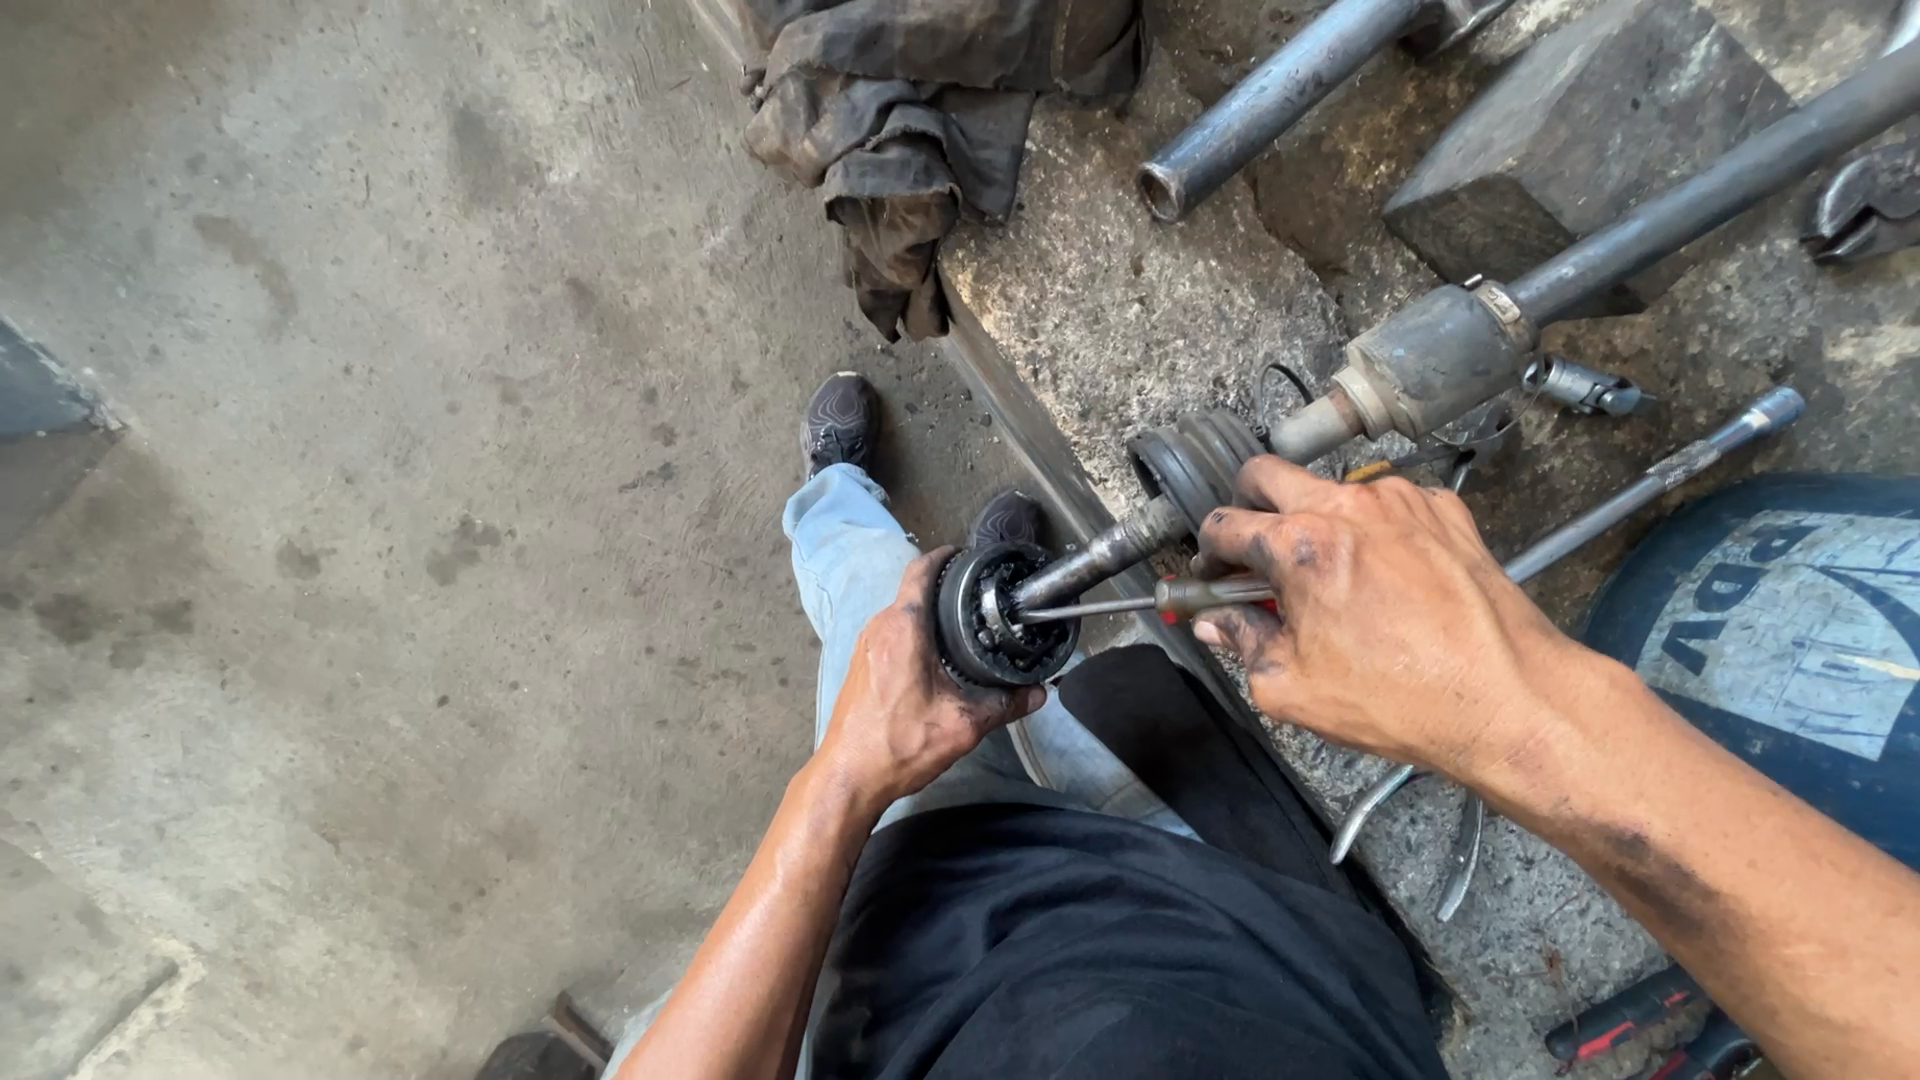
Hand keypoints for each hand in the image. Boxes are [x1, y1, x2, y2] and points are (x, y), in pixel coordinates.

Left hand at [816, 547, 1046, 804]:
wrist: (848, 777)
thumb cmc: (897, 746)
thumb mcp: (963, 725)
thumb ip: (1004, 705)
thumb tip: (1037, 694)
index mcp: (903, 629)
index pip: (921, 571)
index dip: (944, 556)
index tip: (965, 555)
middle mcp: (879, 628)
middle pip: (913, 591)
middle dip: (944, 589)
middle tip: (977, 595)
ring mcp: (865, 645)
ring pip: (901, 613)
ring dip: (929, 613)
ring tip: (963, 625)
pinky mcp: (860, 664)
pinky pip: (890, 632)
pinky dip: (914, 632)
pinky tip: (936, 656)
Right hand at [1191, 456, 1594, 782]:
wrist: (1512, 699)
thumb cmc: (1403, 698)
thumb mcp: (1291, 686)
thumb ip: (1242, 643)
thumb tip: (1218, 624)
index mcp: (1301, 547)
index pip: (1223, 525)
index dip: (1206, 555)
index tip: (1213, 576)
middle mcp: (1347, 507)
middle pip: (1263, 473)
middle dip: (1244, 507)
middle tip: (1252, 551)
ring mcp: (1399, 501)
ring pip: (1326, 486)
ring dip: (1309, 517)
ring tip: (1324, 572)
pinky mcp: (1441, 511)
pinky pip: (1383, 501)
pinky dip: (1366, 526)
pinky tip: (1378, 571)